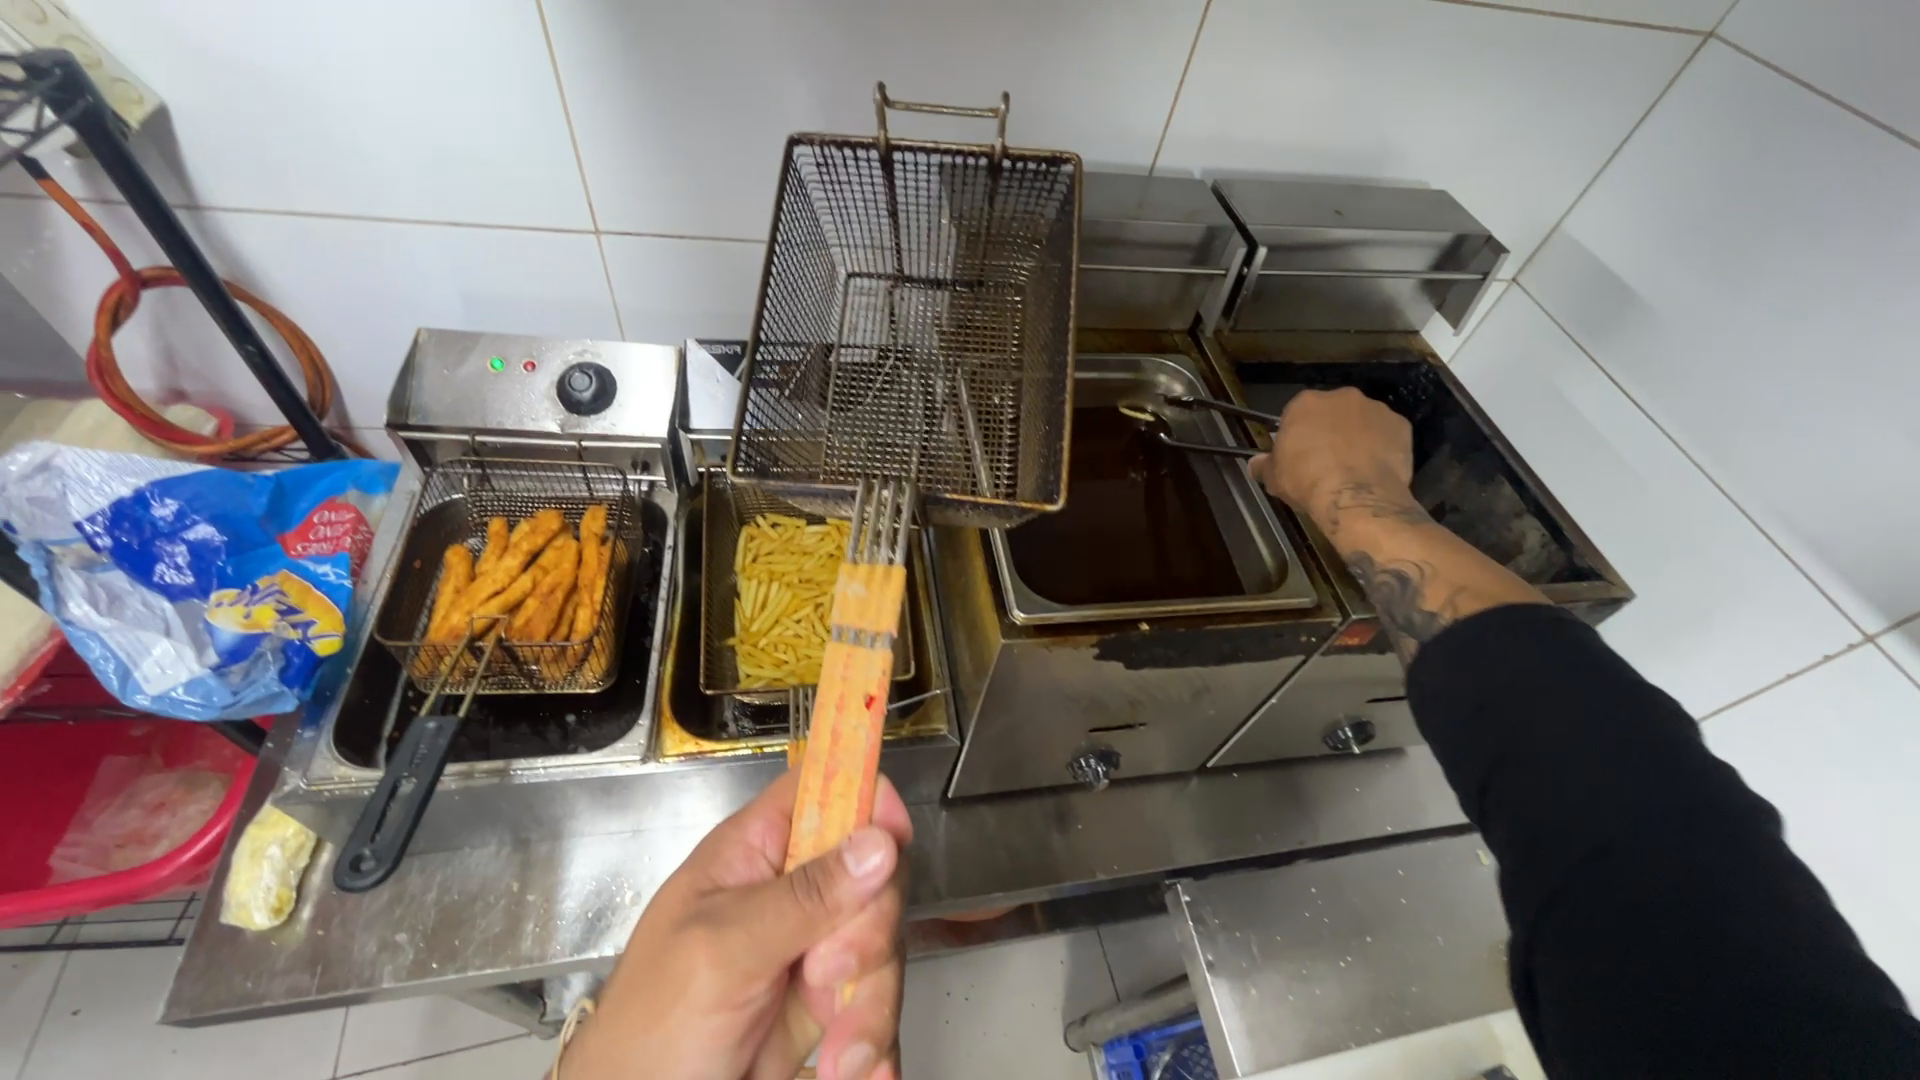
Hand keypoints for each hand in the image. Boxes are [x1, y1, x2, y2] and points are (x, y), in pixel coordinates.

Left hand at [561, 769, 912, 1079]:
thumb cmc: (652, 1026)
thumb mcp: (722, 952)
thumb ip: (804, 898)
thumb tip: (882, 841)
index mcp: (757, 850)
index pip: (824, 788)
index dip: (866, 798)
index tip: (892, 842)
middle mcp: (794, 887)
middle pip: (874, 869)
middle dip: (870, 929)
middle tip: (828, 976)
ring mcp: (816, 945)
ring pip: (885, 942)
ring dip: (873, 1004)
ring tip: (843, 1059)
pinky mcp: (830, 1002)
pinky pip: (880, 1002)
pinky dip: (880, 1040)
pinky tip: (868, 1074)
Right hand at [1247, 387, 1417, 530]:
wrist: (1354, 495)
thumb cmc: (1306, 480)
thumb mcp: (1274, 477)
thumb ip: (1264, 465)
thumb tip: (1254, 464)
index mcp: (1306, 403)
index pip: (1298, 413)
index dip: (1298, 434)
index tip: (1299, 454)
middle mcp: (1342, 397)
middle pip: (1332, 412)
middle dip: (1330, 430)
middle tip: (1326, 459)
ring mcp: (1375, 408)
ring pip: (1362, 421)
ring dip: (1357, 436)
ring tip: (1353, 467)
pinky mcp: (1401, 425)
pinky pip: (1387, 434)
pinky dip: (1382, 447)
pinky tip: (1375, 469)